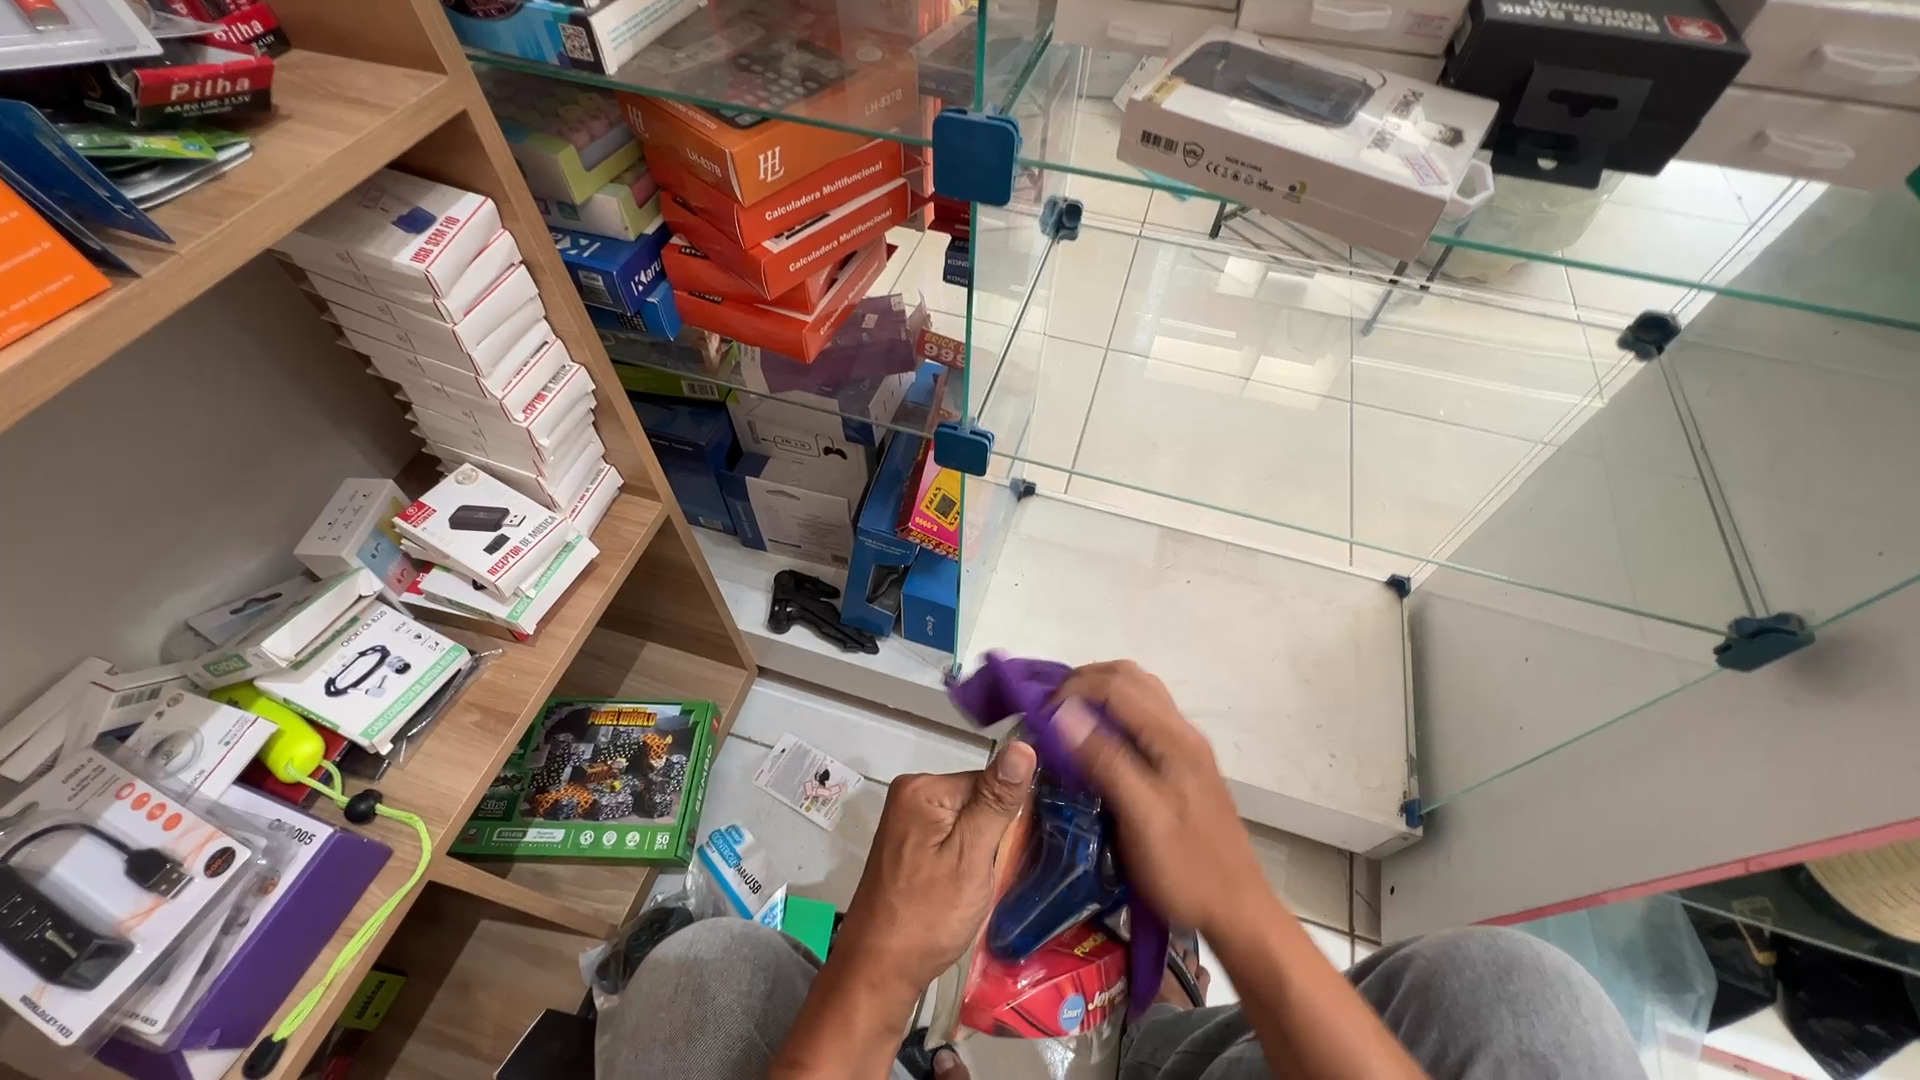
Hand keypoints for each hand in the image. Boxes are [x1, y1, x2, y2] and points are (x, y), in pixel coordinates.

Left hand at [832, 741, 1038, 997]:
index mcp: (924, 788)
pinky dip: (965, 862)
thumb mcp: (971, 856)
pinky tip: (962, 888)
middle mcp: (912, 794)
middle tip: (989, 876)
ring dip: (981, 853)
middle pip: (979, 801)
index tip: (1008, 855)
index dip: (1007, 819)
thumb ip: (997, 801)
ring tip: (975, 886)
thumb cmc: (927, 915)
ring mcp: (907, 821)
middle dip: (993, 837)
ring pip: (969, 824)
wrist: (879, 970)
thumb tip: (1023, 746)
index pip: (989, 783)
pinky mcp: (909, 846)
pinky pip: (952, 840)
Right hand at [1052, 661, 1269, 936]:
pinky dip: (1112, 713)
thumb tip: (1064, 714)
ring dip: (1099, 694)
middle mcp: (1182, 732)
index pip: (1116, 684)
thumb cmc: (1186, 870)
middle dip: (1084, 682)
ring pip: (1138, 692)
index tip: (1040, 715)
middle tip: (1050, 711)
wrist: (1238, 911)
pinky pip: (1142, 716)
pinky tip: (1094, 744)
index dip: (1073, 689)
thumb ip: (1106, 761)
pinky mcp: (1182, 764)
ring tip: (1066, 721)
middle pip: (1129, 676)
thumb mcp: (1141, 818)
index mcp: (1173, 739)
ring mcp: (1185, 747)